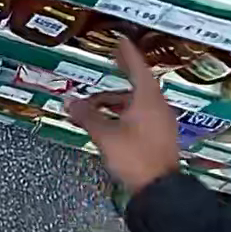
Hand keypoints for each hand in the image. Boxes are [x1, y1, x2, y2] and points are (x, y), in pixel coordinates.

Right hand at [65, 37, 179, 193]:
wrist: (159, 191)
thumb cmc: (135, 157)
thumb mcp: (105, 135)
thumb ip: (87, 116)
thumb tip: (70, 102)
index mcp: (148, 99)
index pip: (137, 68)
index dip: (127, 53)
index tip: (121, 40)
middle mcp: (158, 107)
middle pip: (138, 84)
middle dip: (122, 74)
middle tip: (112, 61)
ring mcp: (160, 123)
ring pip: (137, 102)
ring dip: (116, 100)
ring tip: (94, 104)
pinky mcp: (158, 138)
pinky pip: (140, 116)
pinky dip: (123, 112)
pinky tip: (107, 121)